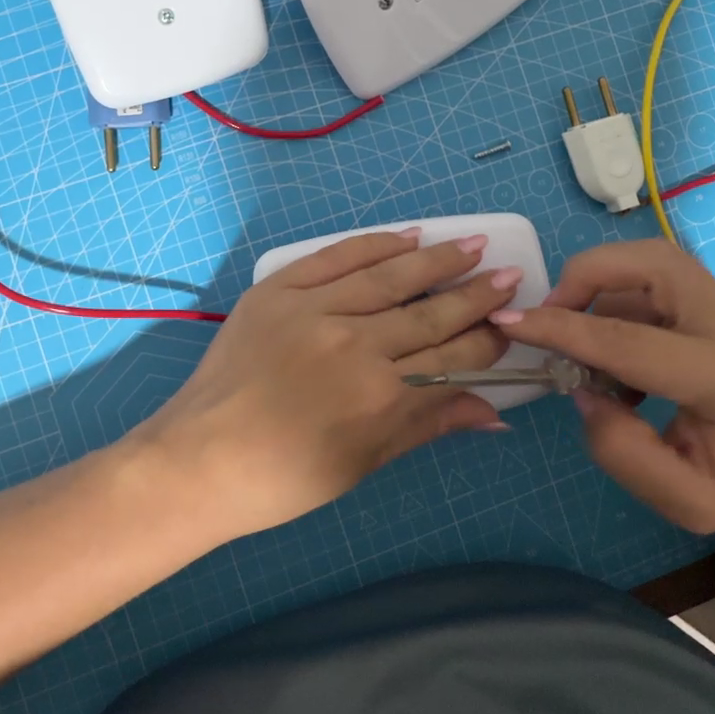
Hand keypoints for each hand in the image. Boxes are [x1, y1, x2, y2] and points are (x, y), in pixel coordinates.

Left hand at [128, 230, 522, 542]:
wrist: (201, 458)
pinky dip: (373, 244)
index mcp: (381, 393)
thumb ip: (427, 424)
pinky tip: (405, 236)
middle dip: (475, 294)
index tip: (513, 321)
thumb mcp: (364, 461)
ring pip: (389, 276)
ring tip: (473, 245)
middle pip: (429, 311)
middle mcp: (355, 342)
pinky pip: (335, 257)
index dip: (487, 339)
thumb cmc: (285, 477)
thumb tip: (494, 412)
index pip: (450, 354)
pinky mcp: (278, 290)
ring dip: (436, 259)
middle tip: (511, 275)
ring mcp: (313, 309)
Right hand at [490, 239, 714, 537]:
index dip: (561, 329)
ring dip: (601, 282)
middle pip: (653, 263)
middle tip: (549, 311)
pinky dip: (617, 295)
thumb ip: (621, 450)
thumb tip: (583, 391)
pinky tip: (610, 345)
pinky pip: (656, 276)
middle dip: (587, 274)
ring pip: (653, 260)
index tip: (508, 322)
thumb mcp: (683, 501)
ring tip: (578, 332)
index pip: (629, 340)